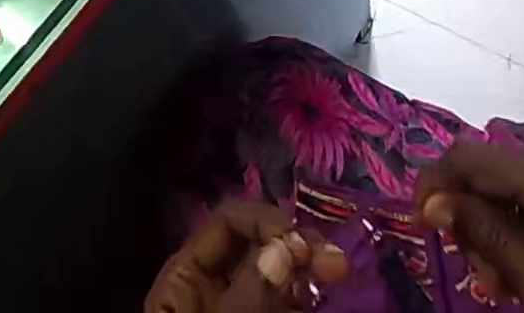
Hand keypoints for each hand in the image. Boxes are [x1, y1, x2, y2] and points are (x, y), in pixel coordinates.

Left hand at [144, 200, 350, 312]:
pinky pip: (282, 303)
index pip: (228, 220)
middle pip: (258, 245)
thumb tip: (286, 246)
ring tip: (338, 272)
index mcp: (185, 273)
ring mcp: (236, 304)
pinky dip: (303, 295)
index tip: (302, 242)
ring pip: (276, 275)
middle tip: (337, 260)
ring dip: (307, 268)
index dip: (267, 222)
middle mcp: (211, 283)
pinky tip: (323, 294)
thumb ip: (248, 291)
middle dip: (297, 244)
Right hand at [415, 143, 523, 312]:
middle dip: (471, 213)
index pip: (474, 158)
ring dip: (496, 225)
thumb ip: (493, 241)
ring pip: (516, 185)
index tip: (418, 220)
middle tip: (478, 275)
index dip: (436, 181)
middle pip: (494, 169)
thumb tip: (435, 201)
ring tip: (503, 283)